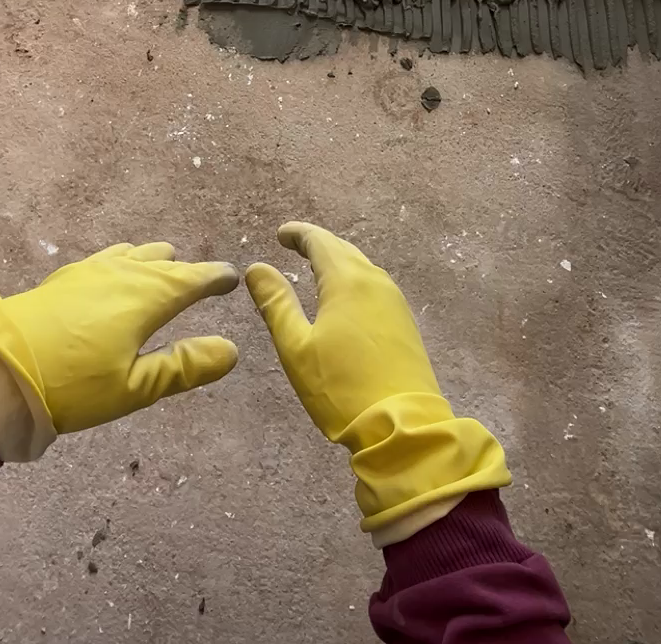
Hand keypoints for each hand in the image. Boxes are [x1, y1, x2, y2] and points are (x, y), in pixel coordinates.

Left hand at [0, 242, 239, 458]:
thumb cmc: (72, 384)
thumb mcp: (134, 386)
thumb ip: (183, 366)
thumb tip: (232, 349)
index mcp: (146, 298)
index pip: (193, 279)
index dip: (215, 277)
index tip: (232, 278)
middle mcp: (123, 274)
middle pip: (165, 263)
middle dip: (187, 270)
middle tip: (203, 281)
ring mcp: (92, 270)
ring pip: (136, 254)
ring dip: (156, 262)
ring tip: (165, 269)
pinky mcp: (67, 276)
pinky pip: (111, 256)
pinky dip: (128, 260)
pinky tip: (118, 269)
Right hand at [245, 223, 508, 539]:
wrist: (403, 426)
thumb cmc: (340, 387)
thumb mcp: (296, 347)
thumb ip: (275, 303)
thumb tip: (256, 268)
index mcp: (347, 281)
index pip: (320, 241)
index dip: (298, 233)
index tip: (280, 234)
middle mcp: (375, 281)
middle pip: (343, 249)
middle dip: (317, 243)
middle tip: (293, 245)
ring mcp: (394, 301)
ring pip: (361, 266)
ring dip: (337, 260)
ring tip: (315, 267)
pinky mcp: (404, 321)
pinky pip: (374, 284)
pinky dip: (352, 278)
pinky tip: (344, 295)